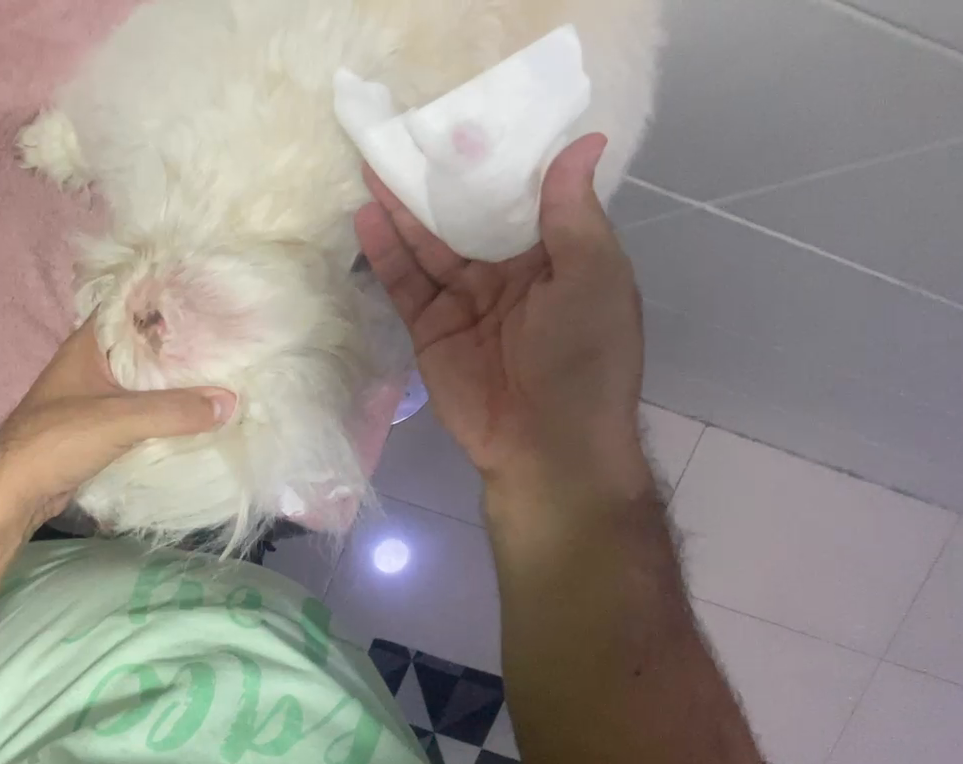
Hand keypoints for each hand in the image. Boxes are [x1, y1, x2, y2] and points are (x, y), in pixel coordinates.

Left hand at [0, 320, 234, 532]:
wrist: (14, 492)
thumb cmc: (56, 441)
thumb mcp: (118, 420)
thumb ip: (173, 410)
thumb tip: (230, 402)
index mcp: (90, 342)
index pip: (137, 305)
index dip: (175, 300)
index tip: (217, 300)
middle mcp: (94, 362)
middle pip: (148, 345)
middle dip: (185, 346)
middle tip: (234, 341)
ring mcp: (97, 396)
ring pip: (146, 381)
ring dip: (177, 383)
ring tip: (227, 374)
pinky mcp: (101, 428)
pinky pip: (142, 412)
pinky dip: (166, 413)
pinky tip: (197, 416)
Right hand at [356, 134, 653, 511]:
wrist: (544, 440)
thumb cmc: (584, 356)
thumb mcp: (594, 277)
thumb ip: (573, 216)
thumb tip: (581, 144)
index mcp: (554, 256)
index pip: (518, 199)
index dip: (491, 165)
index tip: (465, 123)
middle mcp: (505, 274)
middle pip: (464, 221)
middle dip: (436, 185)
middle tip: (402, 143)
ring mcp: (463, 302)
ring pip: (428, 249)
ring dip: (403, 213)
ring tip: (374, 172)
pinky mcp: (429, 330)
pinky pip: (406, 286)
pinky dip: (387, 255)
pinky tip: (368, 221)